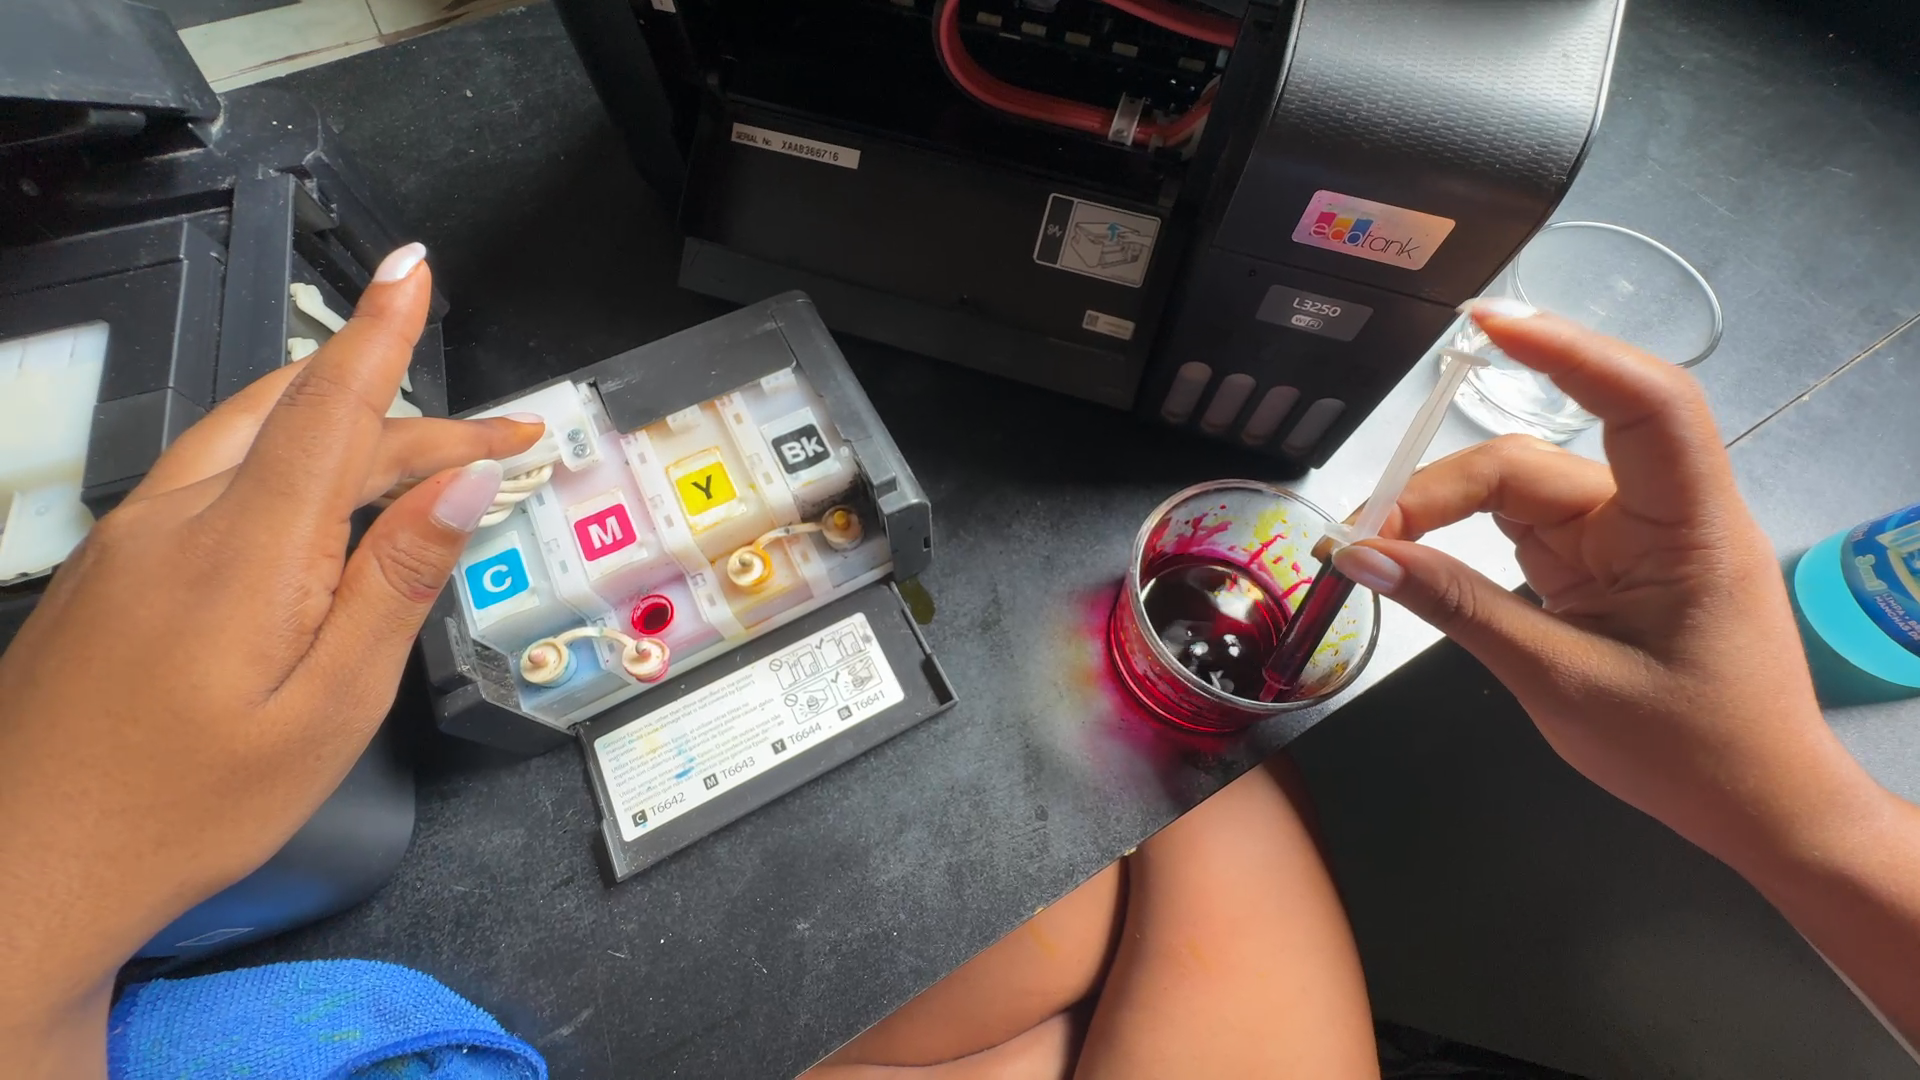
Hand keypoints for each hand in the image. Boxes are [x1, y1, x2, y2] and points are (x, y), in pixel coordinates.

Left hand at [0, 244, 540, 1074]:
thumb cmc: (204, 796)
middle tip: (511, 441)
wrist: (24, 876)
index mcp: (247, 549)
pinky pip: (233, 476)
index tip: (412, 267)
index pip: (331, 410)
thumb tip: (467, 484)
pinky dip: (311, 461)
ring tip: (441, 455)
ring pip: (267, 439)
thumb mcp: (336, 699)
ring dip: (364, 430)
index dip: (379, 333)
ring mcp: (142, 536)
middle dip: (422, 419)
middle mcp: (184, 518)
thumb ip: (399, 581)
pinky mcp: (127, 563)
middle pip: (314, 421)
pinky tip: (345, 498)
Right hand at [1327, 304, 1886, 864]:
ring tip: (1370, 548)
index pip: (1643, 406)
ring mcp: (1616, 533)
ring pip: (1506, 488)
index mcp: (1685, 528)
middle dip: (1434, 492)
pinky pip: (1505, 523)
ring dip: (1434, 511)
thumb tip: (1362, 557)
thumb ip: (1456, 606)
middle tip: (1358, 539)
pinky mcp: (1586, 557)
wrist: (1751, 805)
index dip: (1569, 353)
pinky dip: (1450, 534)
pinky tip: (1409, 553)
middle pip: (1527, 463)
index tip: (1485, 325)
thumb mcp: (1556, 678)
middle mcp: (1652, 512)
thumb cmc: (1686, 747)